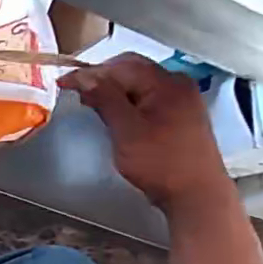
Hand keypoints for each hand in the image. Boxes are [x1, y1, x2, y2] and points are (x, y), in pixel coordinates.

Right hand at [59, 52, 228, 207]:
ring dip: (115, 88)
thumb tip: (84, 76)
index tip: (64, 82)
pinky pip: (150, 97)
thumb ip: (105, 99)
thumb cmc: (160, 164)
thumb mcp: (127, 131)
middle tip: (77, 91)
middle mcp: (178, 84)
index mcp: (167, 83)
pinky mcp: (182, 115)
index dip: (90, 73)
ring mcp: (183, 99)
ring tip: (93, 102)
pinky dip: (129, 99)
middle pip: (133, 69)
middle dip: (103, 77)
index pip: (121, 66)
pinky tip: (116, 112)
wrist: (198, 197)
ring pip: (141, 83)